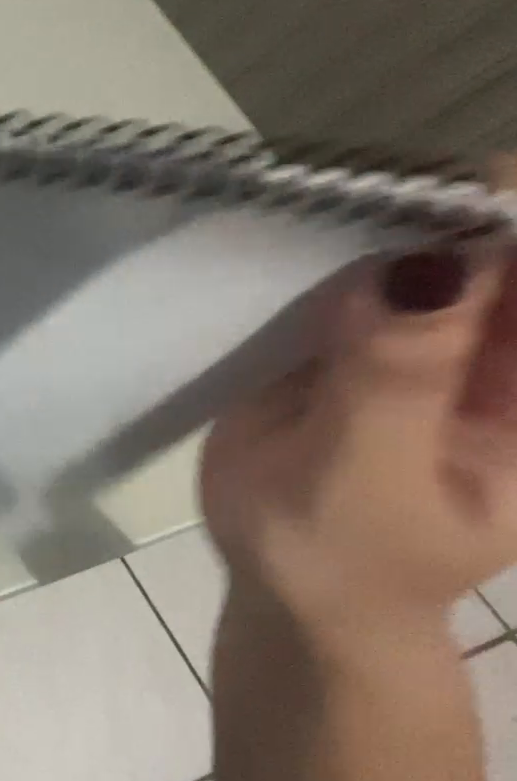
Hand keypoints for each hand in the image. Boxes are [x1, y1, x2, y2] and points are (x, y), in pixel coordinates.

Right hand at [202, 166, 516, 630]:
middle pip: (494, 247)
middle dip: (439, 209)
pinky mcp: (363, 344)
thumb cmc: (337, 552)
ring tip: (309, 215)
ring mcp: (432, 343)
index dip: (509, 220)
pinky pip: (361, 279)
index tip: (446, 190)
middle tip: (350, 199)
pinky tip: (285, 253)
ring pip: (428, 250)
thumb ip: (394, 382)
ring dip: (374, 225)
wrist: (295, 589)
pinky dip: (327, 257)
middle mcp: (499, 352)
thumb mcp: (364, 477)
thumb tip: (419, 268)